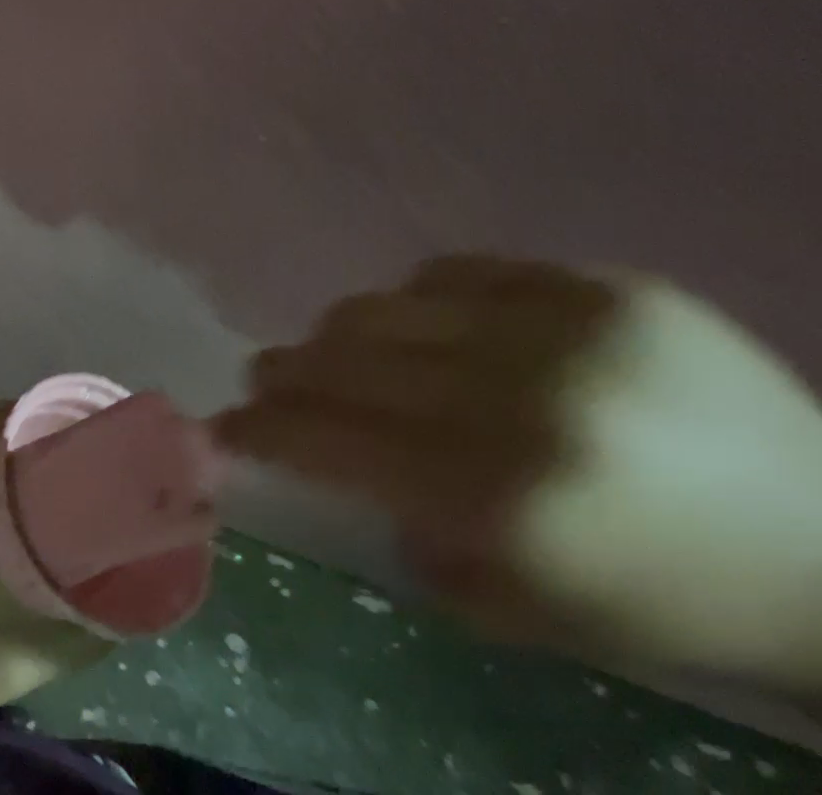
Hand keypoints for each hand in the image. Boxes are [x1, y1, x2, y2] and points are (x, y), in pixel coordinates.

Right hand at [217, 255, 821, 686]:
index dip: (255, 428)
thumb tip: (327, 462)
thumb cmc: (654, 597)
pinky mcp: (603, 286)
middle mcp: (515, 396)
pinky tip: (426, 330)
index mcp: (492, 493)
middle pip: (337, 361)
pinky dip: (416, 301)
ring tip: (340, 357)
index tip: (221, 427)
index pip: (321, 437)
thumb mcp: (508, 605)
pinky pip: (456, 271)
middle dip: (282, 376)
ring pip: (380, 307)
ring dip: (338, 336)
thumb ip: (399, 527)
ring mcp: (561, 327)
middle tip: (267, 384)